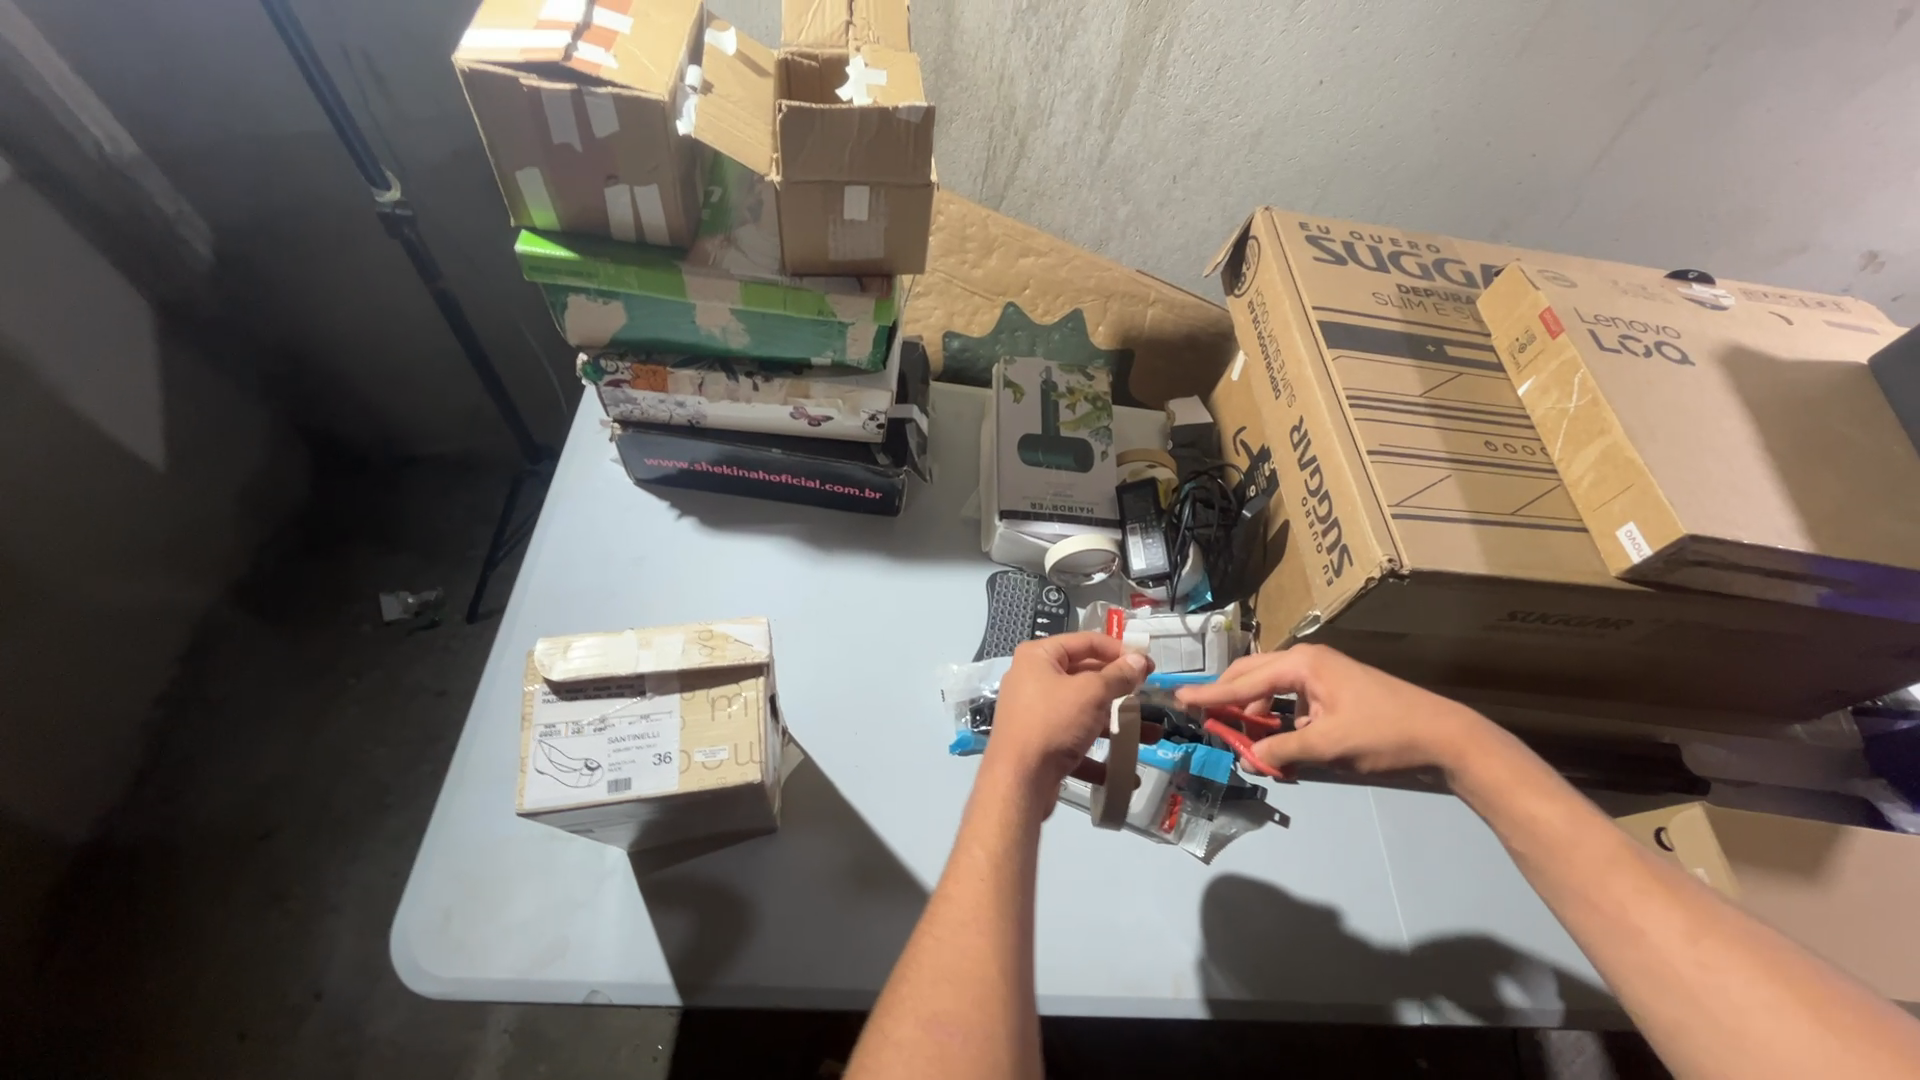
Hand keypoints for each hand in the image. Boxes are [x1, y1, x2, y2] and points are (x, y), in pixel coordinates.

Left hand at [983, 633, 1153, 792]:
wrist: (1018, 781)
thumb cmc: (1054, 723)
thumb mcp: (1091, 693)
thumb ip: (1118, 675)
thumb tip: (1139, 660)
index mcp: (1038, 657)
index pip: (1085, 642)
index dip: (1119, 650)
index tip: (1147, 664)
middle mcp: (1033, 680)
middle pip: (1084, 677)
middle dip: (1120, 691)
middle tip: (1148, 696)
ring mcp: (1035, 713)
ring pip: (1083, 713)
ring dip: (1116, 725)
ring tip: (1150, 735)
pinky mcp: (1040, 743)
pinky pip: (1074, 741)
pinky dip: (1098, 755)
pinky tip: (1126, 772)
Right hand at [1175, 644, 1493, 775]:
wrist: (1447, 737)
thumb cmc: (1384, 733)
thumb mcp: (1328, 745)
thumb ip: (1283, 749)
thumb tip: (1251, 758)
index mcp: (1302, 664)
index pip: (1244, 680)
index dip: (1211, 693)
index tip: (1180, 698)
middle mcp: (1307, 661)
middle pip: (1253, 676)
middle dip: (1228, 697)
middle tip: (1202, 713)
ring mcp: (1322, 676)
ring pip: (1272, 690)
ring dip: (1256, 713)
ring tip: (1245, 739)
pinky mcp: (1334, 692)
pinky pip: (1292, 702)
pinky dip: (1279, 720)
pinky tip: (1278, 741)